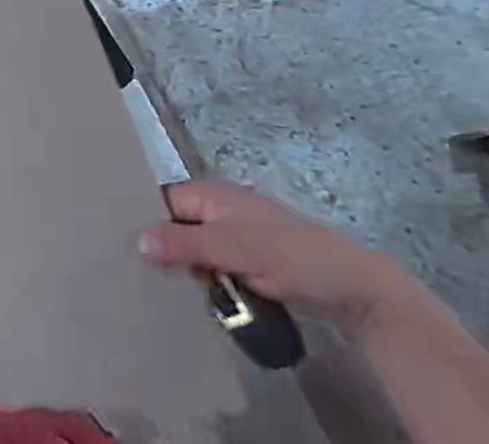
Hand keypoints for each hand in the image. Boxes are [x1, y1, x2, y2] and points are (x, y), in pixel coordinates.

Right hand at [139, 180, 418, 331]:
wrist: (356, 288)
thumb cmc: (289, 256)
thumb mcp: (230, 248)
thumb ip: (182, 243)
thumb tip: (138, 240)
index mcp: (213, 193)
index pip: (163, 201)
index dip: (147, 221)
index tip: (132, 248)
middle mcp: (222, 207)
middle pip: (179, 224)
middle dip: (169, 249)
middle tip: (156, 274)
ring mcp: (240, 233)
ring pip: (198, 247)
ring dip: (191, 268)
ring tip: (181, 289)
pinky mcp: (255, 259)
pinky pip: (218, 264)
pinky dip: (211, 278)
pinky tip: (208, 294)